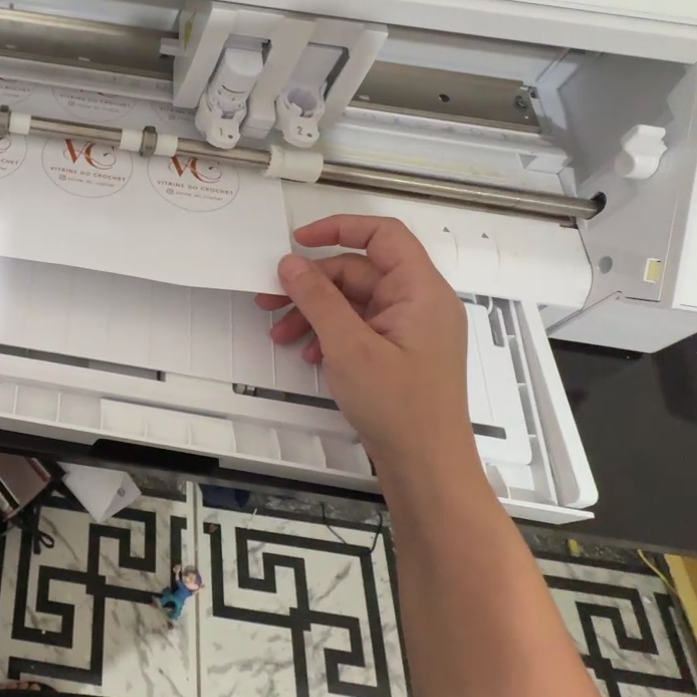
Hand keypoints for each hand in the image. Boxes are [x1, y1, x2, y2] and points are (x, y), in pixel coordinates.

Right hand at [256, 215, 472, 464]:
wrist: (427, 467)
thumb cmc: (398, 407)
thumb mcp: (349, 347)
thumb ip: (318, 299)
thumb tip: (291, 263)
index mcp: (421, 292)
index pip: (383, 235)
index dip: (338, 229)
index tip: (297, 241)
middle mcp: (420, 303)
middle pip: (359, 271)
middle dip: (312, 284)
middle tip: (270, 299)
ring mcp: (410, 329)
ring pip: (353, 300)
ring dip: (313, 311)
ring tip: (280, 334)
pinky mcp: (399, 352)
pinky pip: (358, 325)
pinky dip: (328, 332)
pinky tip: (307, 352)